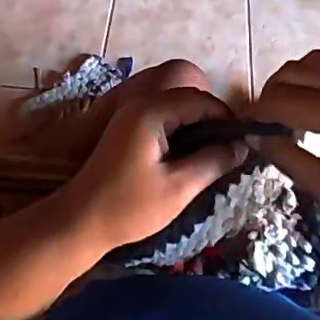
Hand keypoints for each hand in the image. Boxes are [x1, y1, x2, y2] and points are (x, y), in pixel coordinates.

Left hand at [58, 87, 249, 250]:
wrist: (78, 223)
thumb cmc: (129, 207)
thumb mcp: (179, 188)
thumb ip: (213, 161)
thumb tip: (241, 146)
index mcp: (152, 111)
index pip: (201, 99)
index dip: (225, 118)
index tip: (241, 142)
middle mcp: (141, 104)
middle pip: (188, 97)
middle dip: (212, 119)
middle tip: (228, 149)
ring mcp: (131, 114)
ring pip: (176, 105)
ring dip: (196, 123)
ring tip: (211, 153)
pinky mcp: (127, 127)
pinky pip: (163, 115)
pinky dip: (180, 127)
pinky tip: (187, 154)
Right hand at [244, 50, 319, 244]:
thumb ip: (286, 157)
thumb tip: (257, 138)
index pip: (281, 100)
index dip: (258, 114)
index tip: (247, 129)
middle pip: (292, 73)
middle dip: (270, 94)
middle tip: (265, 123)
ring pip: (312, 61)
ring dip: (292, 79)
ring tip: (288, 110)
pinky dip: (315, 74)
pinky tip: (315, 101)